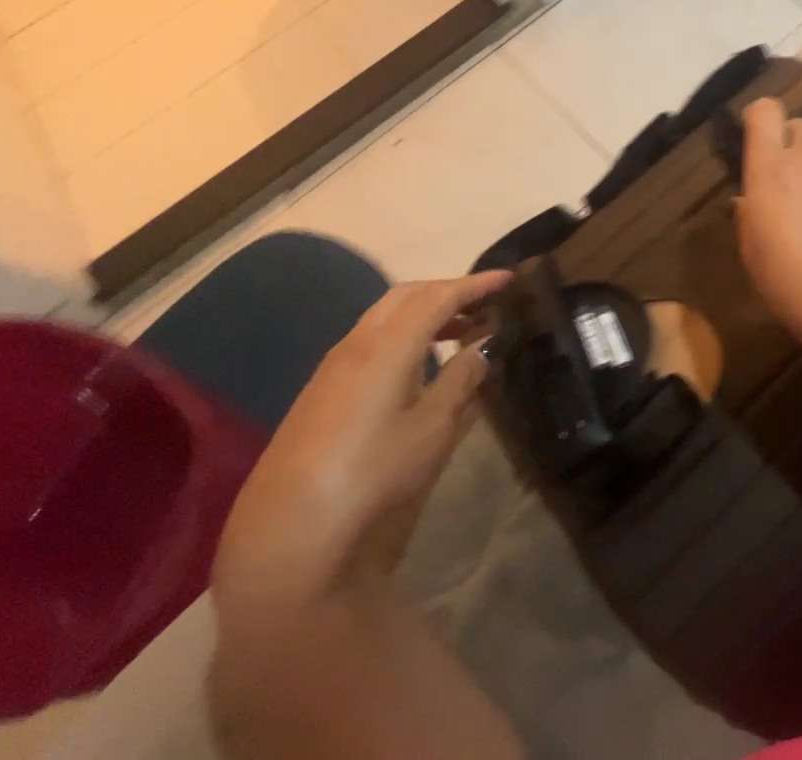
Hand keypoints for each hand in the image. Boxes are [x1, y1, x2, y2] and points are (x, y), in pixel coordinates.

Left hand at [212, 272, 512, 622]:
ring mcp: (333, 367)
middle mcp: (356, 344)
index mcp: (387, 346)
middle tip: (488, 299)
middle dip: (448, 290)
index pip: (438, 297)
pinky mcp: (323, 390)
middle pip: (405, 297)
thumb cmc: (376, 469)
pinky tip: (422, 361)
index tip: (508, 278)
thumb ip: (462, 379)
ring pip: (384, 317)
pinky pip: (372, 340)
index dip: (475, 284)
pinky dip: (405, 333)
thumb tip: (483, 346)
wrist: (293, 521)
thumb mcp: (433, 426)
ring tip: (463, 328)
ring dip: (425, 312)